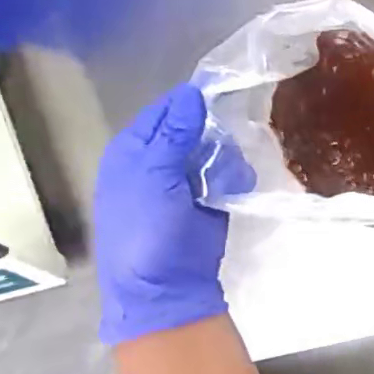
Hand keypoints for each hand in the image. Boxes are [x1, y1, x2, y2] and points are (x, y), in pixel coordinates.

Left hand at [94, 83, 228, 344]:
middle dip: (215, 133)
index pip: (164, 111)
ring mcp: (188, 183)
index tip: (223, 88)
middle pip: (195, 130)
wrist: (164, 285)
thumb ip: (175, 135)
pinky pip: (230, 178)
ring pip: (217, 153)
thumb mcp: (155, 175)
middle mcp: (161, 162)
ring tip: (229, 171)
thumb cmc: (146, 228)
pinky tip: (239, 186)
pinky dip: (237, 178)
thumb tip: (191, 94)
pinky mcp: (213, 201)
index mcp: (135, 150)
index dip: (190, 101)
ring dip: (227, 158)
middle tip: (232, 134)